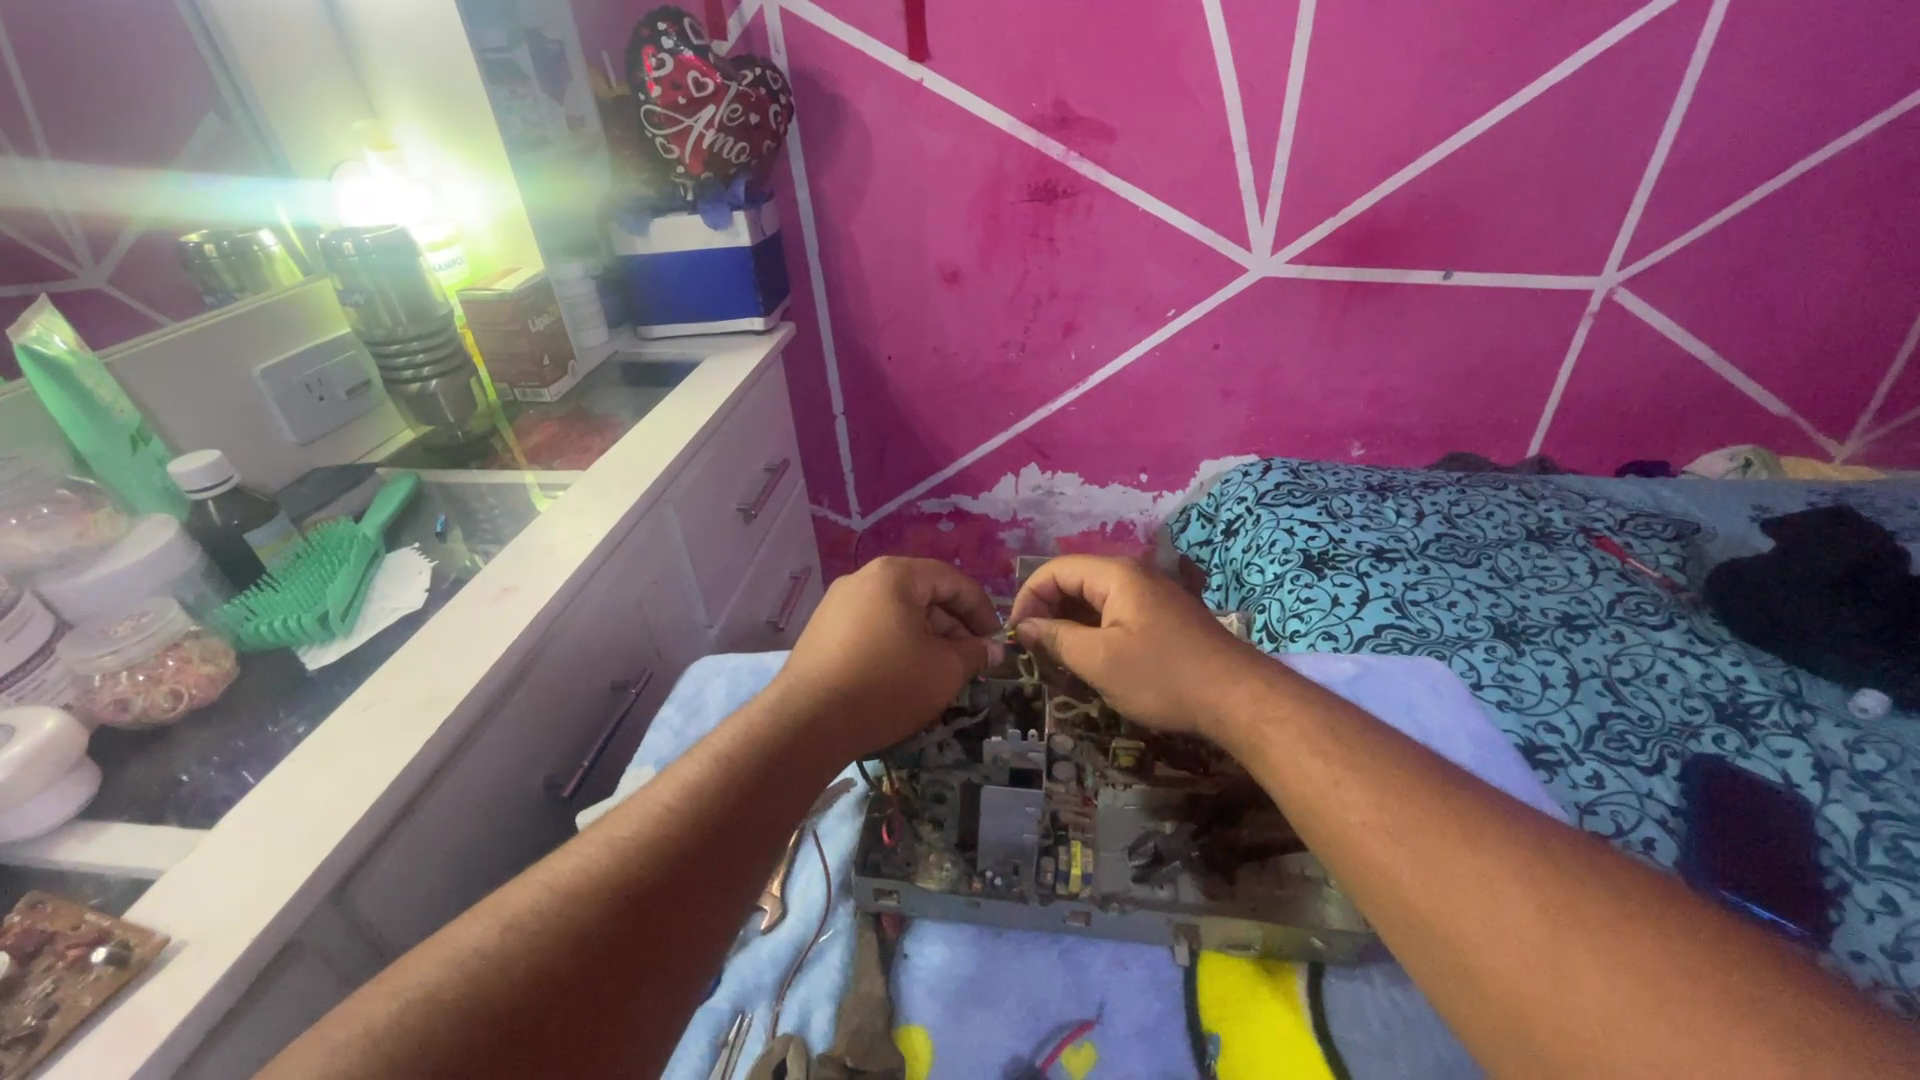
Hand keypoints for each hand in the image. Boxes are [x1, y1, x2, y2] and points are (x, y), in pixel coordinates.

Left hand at [771, 557, 1004, 758]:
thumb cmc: (886, 685)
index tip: (996, 642)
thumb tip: (993, 649)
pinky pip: (872, 629)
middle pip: (923, 595)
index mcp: (895, 575)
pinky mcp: (822, 632)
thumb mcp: (944, 670)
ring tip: (939, 673)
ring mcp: (837, 604)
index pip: (952, 581)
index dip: (982, 611)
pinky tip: (903, 677)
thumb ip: (975, 654)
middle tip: (970, 661)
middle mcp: (863, 579)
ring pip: (897, 614)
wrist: (807, 723)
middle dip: (952, 627)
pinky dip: (896, 646)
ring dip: (926, 639)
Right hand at [1009, 555, 1270, 737]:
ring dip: (1071, 625)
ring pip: (1096, 600)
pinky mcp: (1165, 617)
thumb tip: (1026, 626)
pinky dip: (1095, 632)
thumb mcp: (1099, 661)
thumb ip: (1056, 638)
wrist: (1237, 698)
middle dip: (1048, 611)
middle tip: (1034, 649)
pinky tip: (1092, 661)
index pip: (1055, 570)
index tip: (1016, 635)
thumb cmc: (1163, 677)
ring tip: (1057, 659)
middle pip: (1076, 581)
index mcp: (1117, 574)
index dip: (1028, 598)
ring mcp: (1154, 595)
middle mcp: (1135, 574)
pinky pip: (1117, 614)